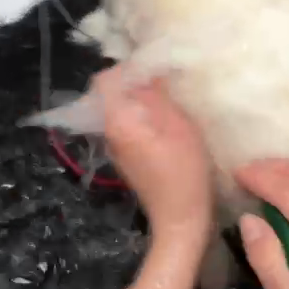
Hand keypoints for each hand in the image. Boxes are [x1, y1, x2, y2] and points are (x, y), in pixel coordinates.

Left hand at [93, 66, 215, 248]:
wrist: (180, 219)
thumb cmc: (185, 170)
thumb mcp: (179, 125)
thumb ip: (158, 95)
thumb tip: (148, 71)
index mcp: (117, 121)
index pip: (104, 81)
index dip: (126, 69)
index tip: (152, 70)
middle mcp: (108, 132)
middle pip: (109, 94)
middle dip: (133, 83)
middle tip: (162, 82)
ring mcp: (115, 147)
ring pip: (117, 109)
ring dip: (138, 100)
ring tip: (166, 100)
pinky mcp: (125, 157)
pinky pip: (125, 125)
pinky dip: (140, 116)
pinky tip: (164, 123)